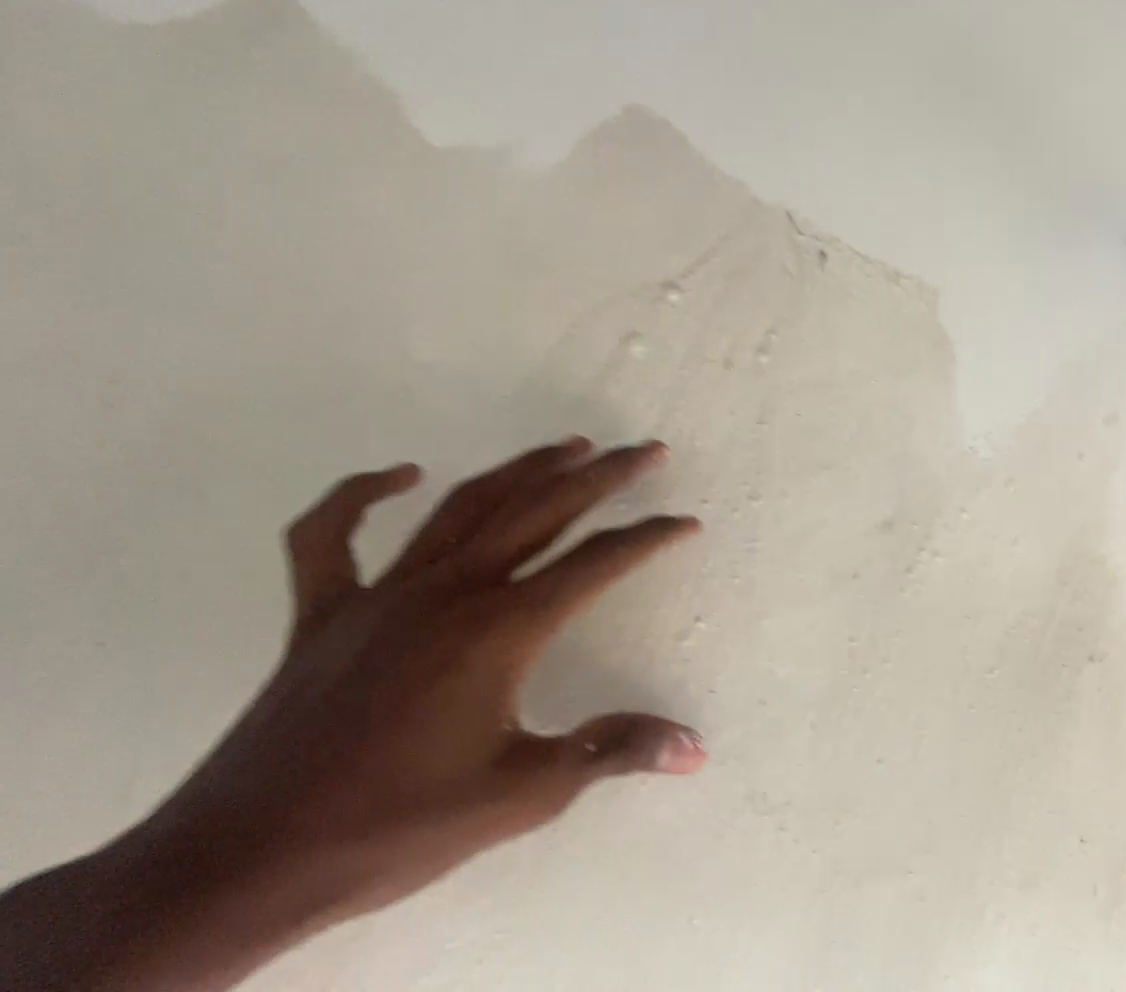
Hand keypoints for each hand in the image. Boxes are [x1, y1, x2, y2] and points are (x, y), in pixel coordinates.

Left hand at [127, 438, 704, 934]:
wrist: (245, 865)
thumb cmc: (397, 827)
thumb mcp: (524, 794)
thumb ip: (611, 752)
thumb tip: (694, 748)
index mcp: (499, 630)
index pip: (595, 565)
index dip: (648, 539)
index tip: (686, 522)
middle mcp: (446, 593)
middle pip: (537, 513)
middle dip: (600, 477)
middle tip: (644, 451)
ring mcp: (378, 596)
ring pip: (461, 509)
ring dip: (519, 471)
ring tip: (567, 447)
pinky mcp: (321, 615)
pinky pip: (331, 537)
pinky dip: (362, 495)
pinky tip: (402, 475)